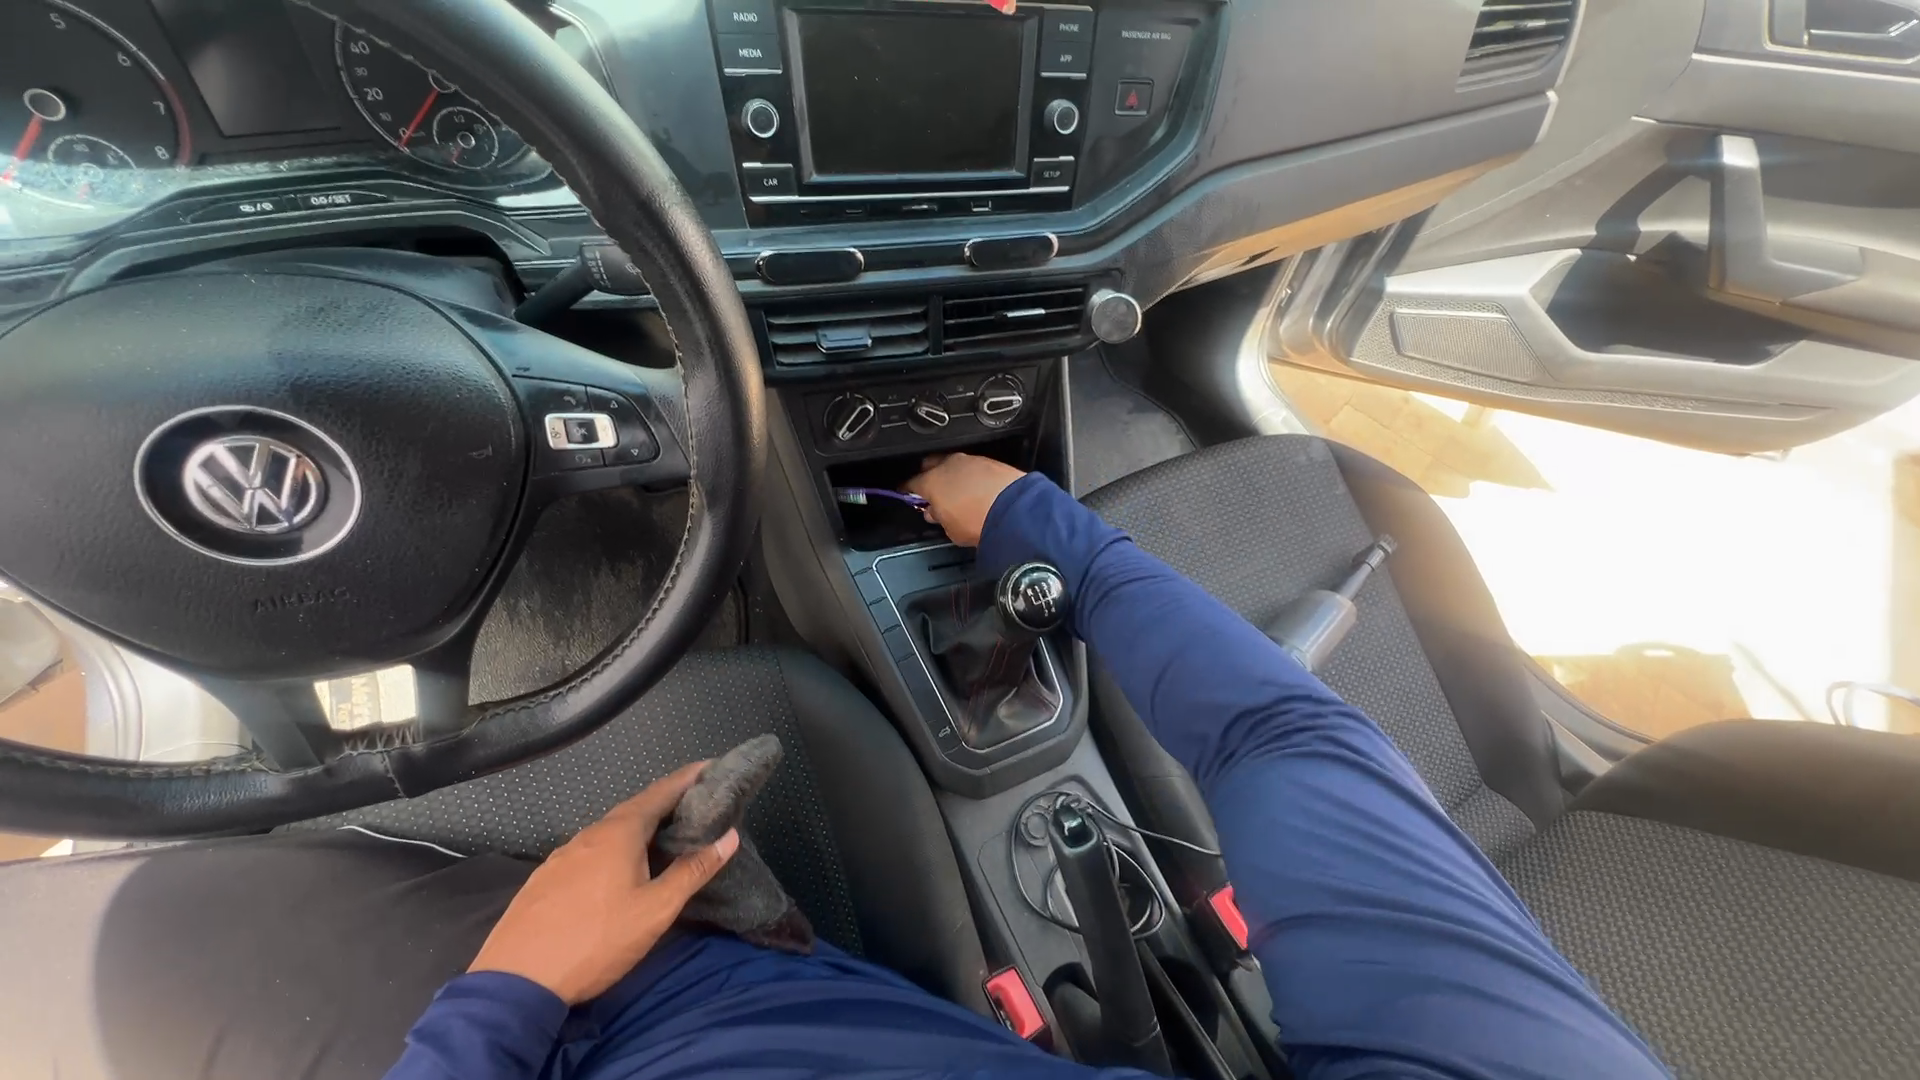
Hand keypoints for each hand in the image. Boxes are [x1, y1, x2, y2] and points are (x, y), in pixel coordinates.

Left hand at [468, 761, 738, 1004]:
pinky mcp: (545, 879)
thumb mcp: (655, 911)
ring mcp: (562, 856)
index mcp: (620, 832)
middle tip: (696, 805)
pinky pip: (589, 851)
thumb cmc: (595, 941)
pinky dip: (614, 848)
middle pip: (635, 808)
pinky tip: (618, 869)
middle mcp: (590, 834)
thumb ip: (693, 871)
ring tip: (663, 837)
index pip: (662, 791)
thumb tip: (729, 837)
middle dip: (666, 802)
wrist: (515, 984)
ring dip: (639, 827)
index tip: (712, 767)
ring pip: (610, 831)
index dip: (689, 777)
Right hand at [905, 453, 1026, 547]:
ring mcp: (970, 460)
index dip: (907, 490)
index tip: (907, 494)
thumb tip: (935, 513)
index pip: (911, 483)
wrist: (1013, 510)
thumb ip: (939, 518)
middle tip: (933, 491)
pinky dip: (972, 476)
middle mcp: (948, 465)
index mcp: (931, 481)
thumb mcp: (951, 530)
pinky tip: (977, 489)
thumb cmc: (977, 520)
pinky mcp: (991, 462)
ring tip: (958, 492)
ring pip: (953, 464)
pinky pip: (974, 466)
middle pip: (930, 465)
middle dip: (928, 475)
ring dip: (953, 475)